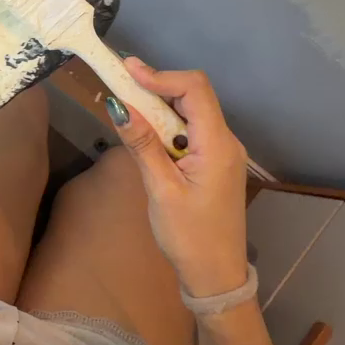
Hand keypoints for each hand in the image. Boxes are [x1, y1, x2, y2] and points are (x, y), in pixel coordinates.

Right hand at [106, 58, 250, 297]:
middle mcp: (225, 141)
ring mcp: (221, 151)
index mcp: (217, 145)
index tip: (126, 70)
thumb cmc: (188, 235)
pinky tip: (145, 131)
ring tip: (126, 106)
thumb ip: (142, 144)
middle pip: (193, 95)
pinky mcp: (213, 162)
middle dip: (155, 86)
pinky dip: (166, 124)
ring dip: (158, 105)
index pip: (194, 89)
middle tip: (119, 84)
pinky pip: (190, 130)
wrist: (215, 274)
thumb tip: (119, 106)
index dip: (160, 75)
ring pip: (190, 112)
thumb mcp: (160, 189)